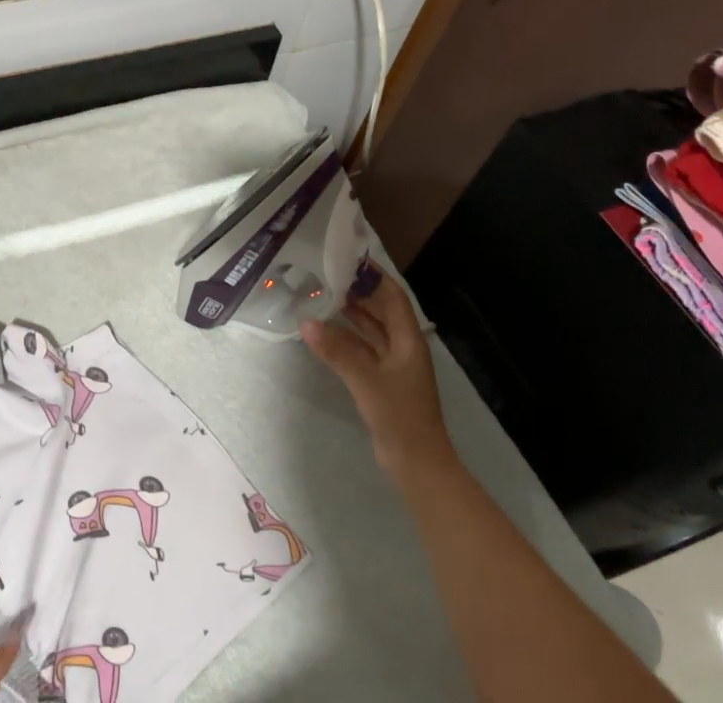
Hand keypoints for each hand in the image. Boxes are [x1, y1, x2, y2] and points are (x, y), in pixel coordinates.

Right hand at [300, 267, 453, 480]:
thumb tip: (306, 323)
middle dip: (360, 292)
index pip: (393, 297)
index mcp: (409, 340)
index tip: (350, 260)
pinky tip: (327, 333)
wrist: (416, 462)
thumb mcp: (367, 381)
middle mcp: (404, 347)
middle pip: (383, 311)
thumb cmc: (400, 416)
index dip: (375, 277)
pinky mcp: (383, 382)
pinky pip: (365, 350)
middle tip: (329, 275)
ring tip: (324, 296)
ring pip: (372, 331)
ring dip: (352, 315)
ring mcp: (394, 365)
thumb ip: (337, 351)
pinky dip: (348, 339)